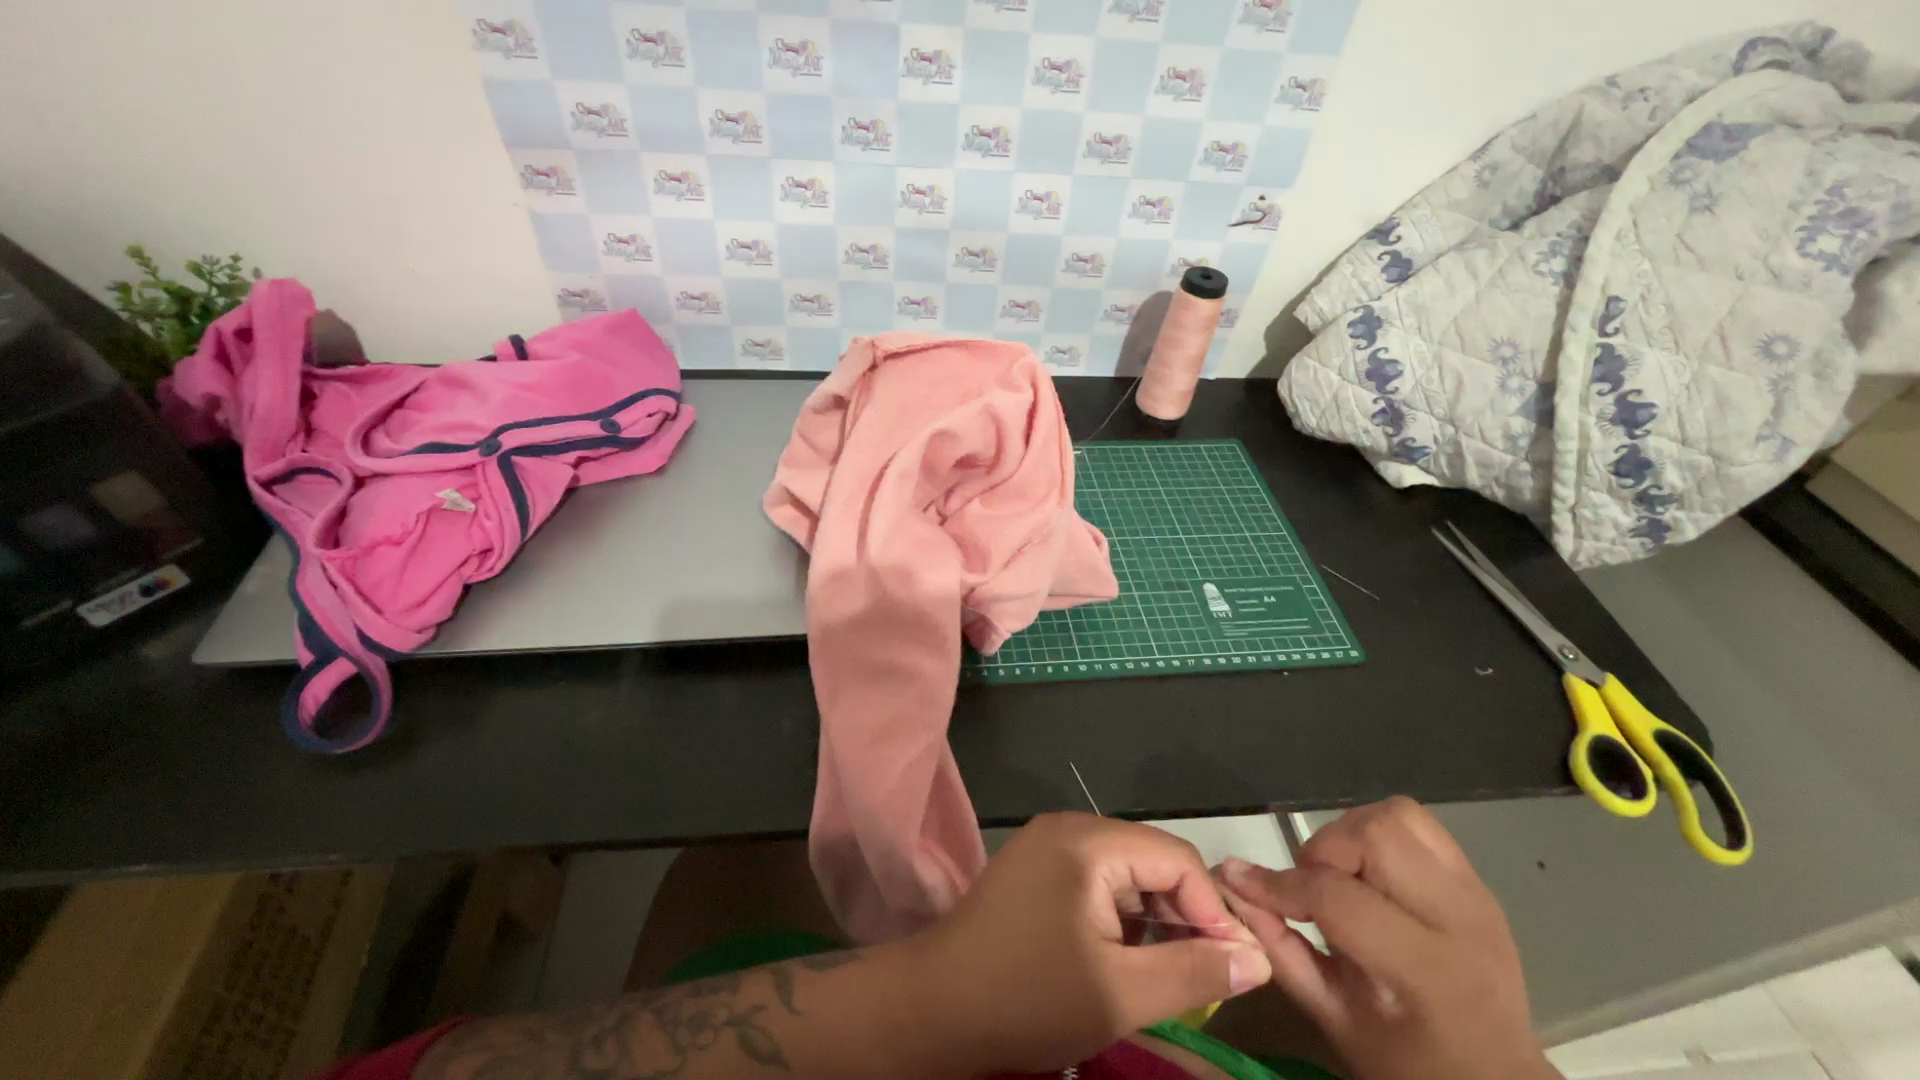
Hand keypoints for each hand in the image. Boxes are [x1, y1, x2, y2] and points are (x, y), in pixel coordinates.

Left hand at [907, 812, 1272, 1074]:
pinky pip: (1094, 884)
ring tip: (1173, 973)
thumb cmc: (1027, 997)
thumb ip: (1195, 971)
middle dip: (1185, 915)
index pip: (1177, 859)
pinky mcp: (1031, 873)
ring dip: (1153, 920)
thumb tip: (1258, 958)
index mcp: (1087, 842)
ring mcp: (1044, 848)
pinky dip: (1120, 919)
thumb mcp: (1121, 993)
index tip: (1234, 967)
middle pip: (1151, 861)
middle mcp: (1066, 830)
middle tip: (1209, 973)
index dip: (1213, 911)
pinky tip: (1127, 960)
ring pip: (1124, 875)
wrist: (931, 1010)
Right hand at [1219, 798, 1559, 1079]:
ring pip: (1398, 816)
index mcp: (1425, 970)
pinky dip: (1380, 836)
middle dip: (1322, 851)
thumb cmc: (1406, 1062)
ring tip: (1341, 878)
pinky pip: (1419, 826)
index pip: (1336, 896)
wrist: (1494, 1078)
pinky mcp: (1478, 881)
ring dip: (1351, 835)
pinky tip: (1369, 875)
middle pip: (1375, 834)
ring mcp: (1475, 893)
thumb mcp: (1332, 1017)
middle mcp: (1459, 918)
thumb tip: (1231, 882)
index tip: (1241, 882)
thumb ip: (1279, 947)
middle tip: (1309, 889)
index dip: (1277, 884)